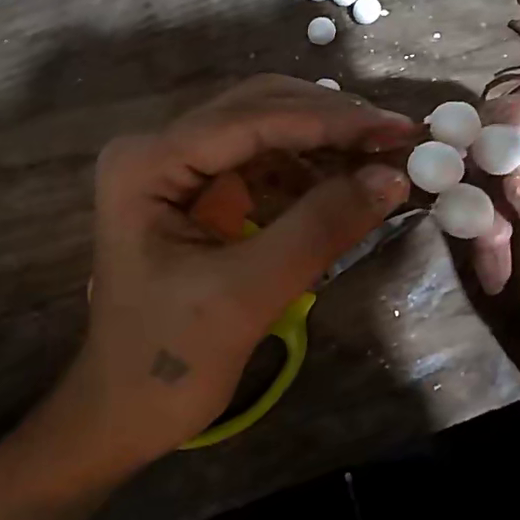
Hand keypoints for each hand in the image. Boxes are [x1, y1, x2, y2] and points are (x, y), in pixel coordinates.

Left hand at [46, 76, 413, 478]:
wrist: (121, 410)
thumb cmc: (168, 360)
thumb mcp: (247, 293)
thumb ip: (318, 228)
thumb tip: (393, 175)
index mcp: (147, 163)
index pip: (249, 120)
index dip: (329, 121)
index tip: (397, 129)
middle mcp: (155, 148)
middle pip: (255, 109)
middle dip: (328, 120)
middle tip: (397, 138)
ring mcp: (173, 166)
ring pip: (261, 129)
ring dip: (321, 141)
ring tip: (380, 160)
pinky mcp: (193, 190)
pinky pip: (258, 162)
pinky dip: (303, 168)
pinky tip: (342, 185)